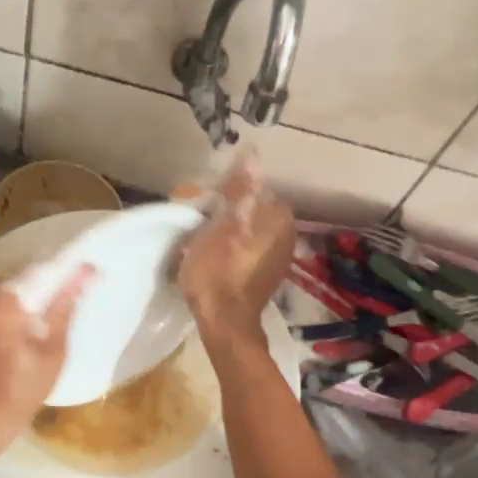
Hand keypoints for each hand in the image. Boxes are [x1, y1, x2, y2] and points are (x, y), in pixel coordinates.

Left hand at [0, 264, 96, 455]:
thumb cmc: (20, 390)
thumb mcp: (52, 350)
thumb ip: (65, 307)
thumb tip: (86, 273)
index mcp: (2, 301)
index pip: (42, 271)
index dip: (69, 270)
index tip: (92, 269)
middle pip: (23, 278)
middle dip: (49, 281)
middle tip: (77, 288)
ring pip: (8, 288)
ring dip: (31, 293)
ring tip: (56, 304)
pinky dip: (13, 305)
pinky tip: (30, 319)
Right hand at [178, 150, 295, 346]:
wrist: (225, 324)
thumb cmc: (217, 273)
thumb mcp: (221, 226)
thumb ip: (239, 188)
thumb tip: (253, 152)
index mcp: (278, 215)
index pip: (246, 187)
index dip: (216, 193)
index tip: (192, 204)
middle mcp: (286, 231)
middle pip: (247, 207)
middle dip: (220, 210)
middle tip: (191, 224)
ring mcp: (279, 253)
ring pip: (246, 226)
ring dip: (223, 228)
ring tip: (197, 241)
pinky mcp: (268, 272)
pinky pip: (247, 246)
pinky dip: (231, 246)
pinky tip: (212, 257)